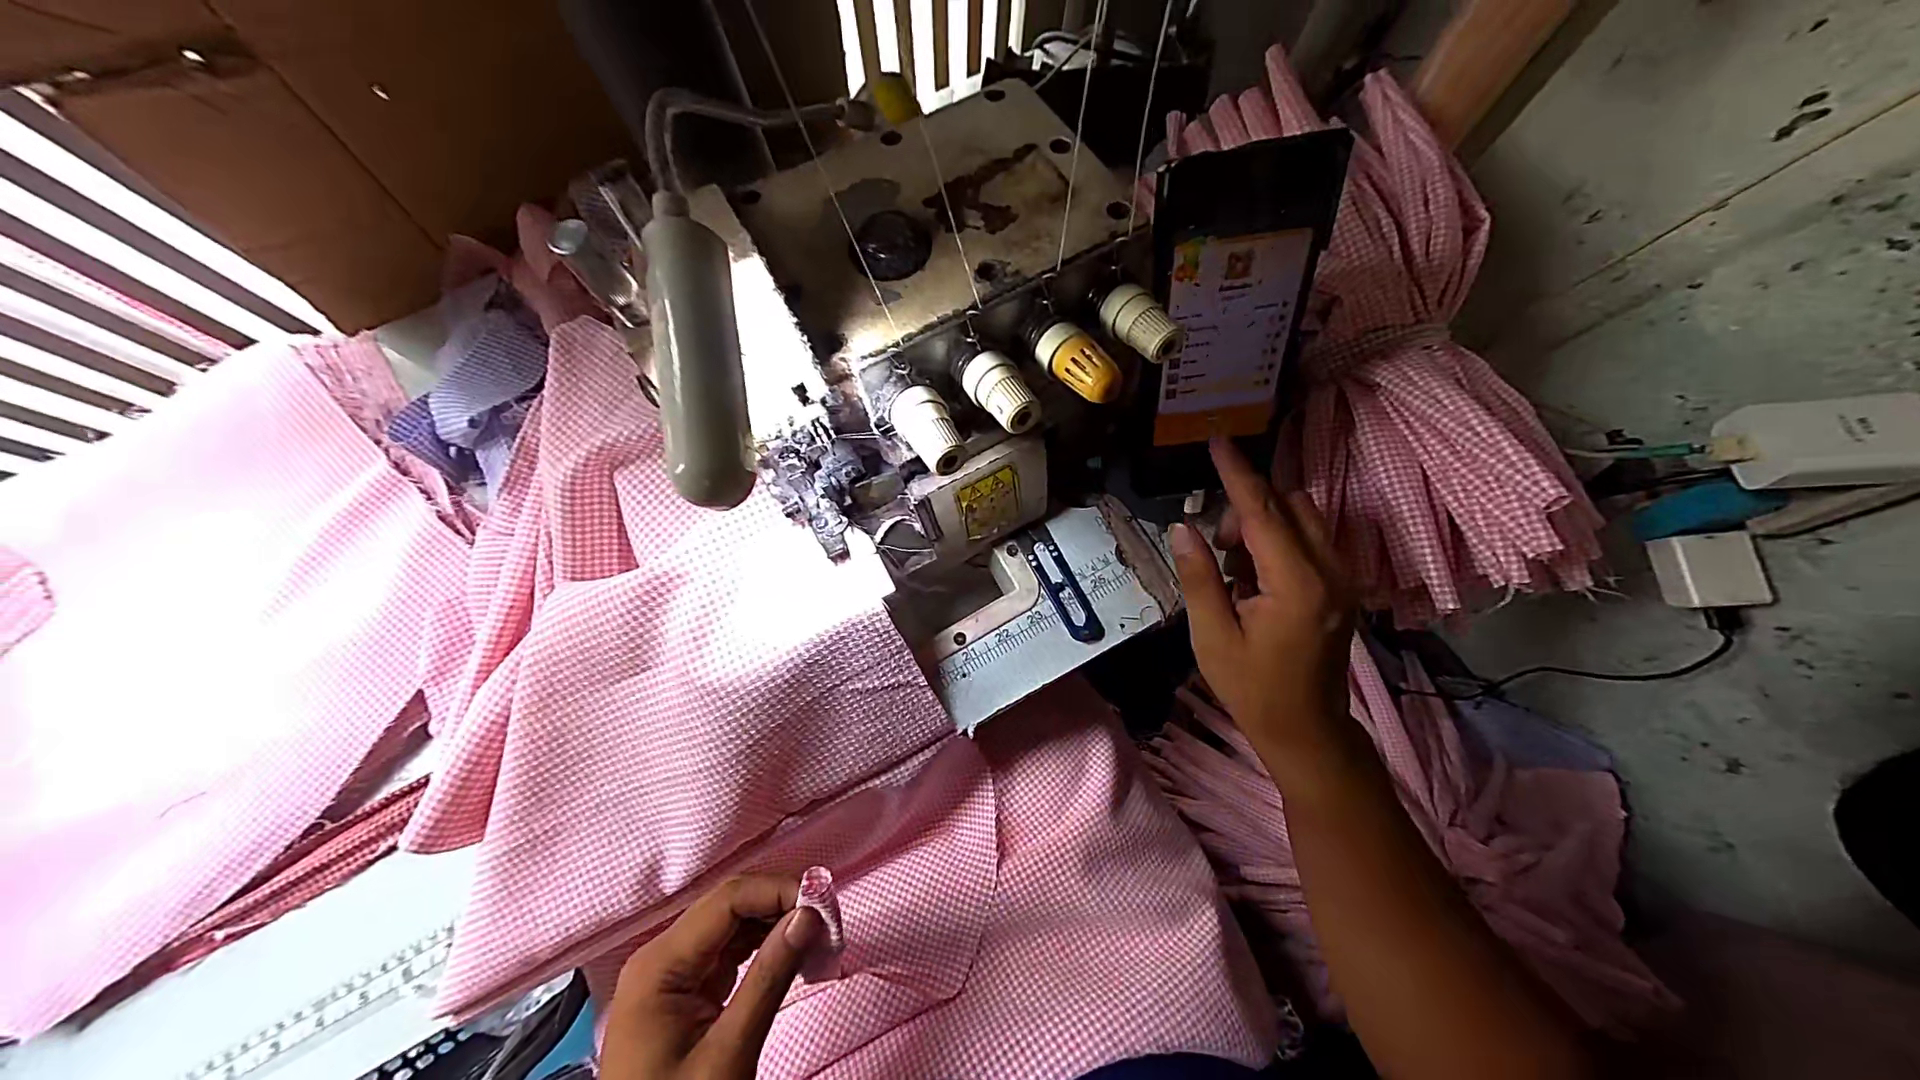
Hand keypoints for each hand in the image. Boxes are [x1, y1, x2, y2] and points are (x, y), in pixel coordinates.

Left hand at [601, 875, 827, 1079]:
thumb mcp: (728, 1054)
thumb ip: (770, 978)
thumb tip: (808, 916)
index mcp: (660, 963)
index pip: (729, 899)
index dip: (779, 891)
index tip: (825, 906)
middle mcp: (661, 956)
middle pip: (730, 905)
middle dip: (781, 904)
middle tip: (829, 919)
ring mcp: (671, 973)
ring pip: (733, 924)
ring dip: (776, 923)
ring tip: (818, 936)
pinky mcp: (685, 991)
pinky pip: (730, 950)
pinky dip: (764, 946)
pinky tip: (792, 953)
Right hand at [1169, 438, 1353, 748]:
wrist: (1306, 730)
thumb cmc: (1252, 689)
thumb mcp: (1212, 636)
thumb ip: (1200, 576)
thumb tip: (1184, 528)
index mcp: (1298, 585)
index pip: (1264, 513)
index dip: (1237, 474)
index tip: (1218, 440)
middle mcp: (1330, 573)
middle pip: (1291, 506)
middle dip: (1248, 510)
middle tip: (1217, 548)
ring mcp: (1343, 580)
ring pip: (1303, 520)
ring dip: (1264, 527)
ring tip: (1234, 570)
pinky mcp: (1342, 589)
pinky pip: (1310, 542)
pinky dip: (1278, 545)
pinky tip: (1255, 582)